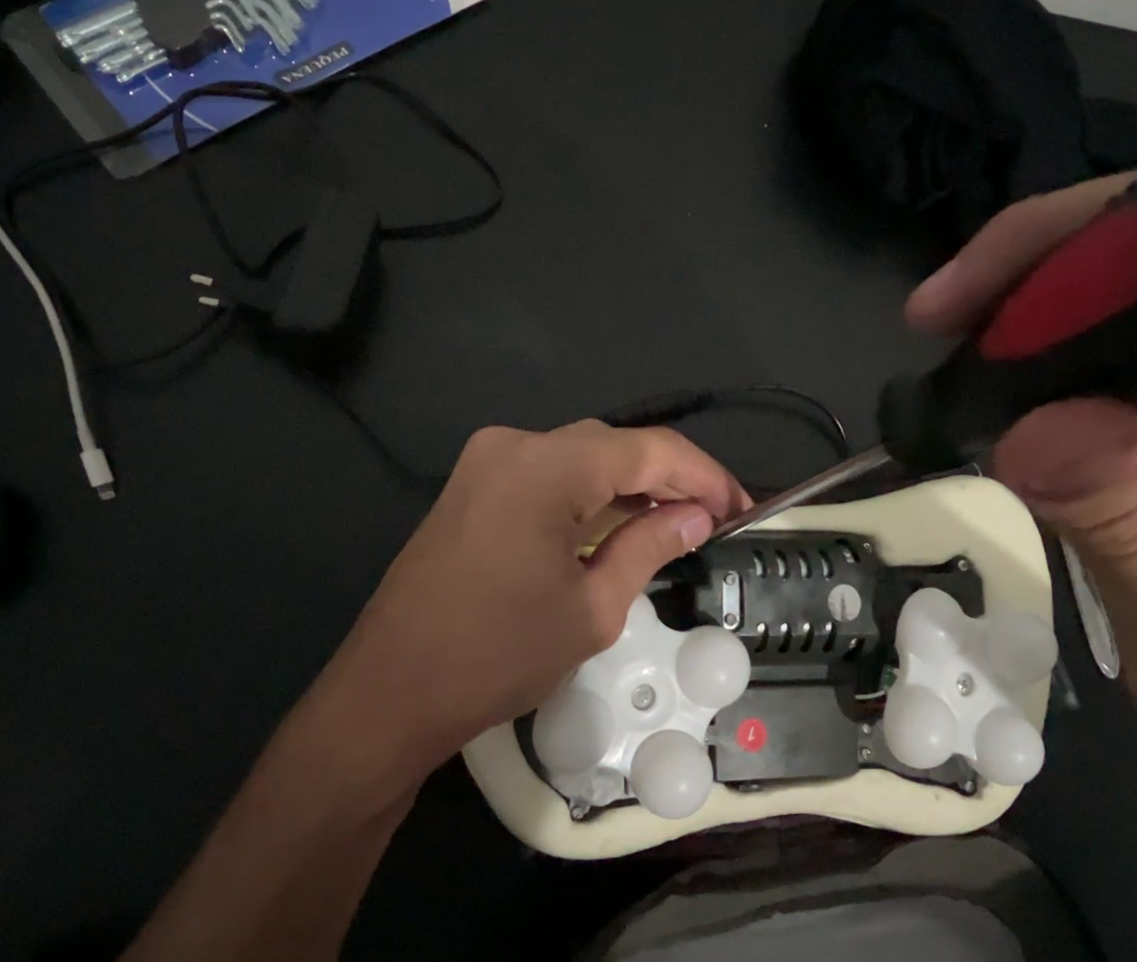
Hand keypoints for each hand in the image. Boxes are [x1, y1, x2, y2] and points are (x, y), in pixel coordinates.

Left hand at [338, 421, 748, 760]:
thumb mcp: (593, 609)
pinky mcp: (473, 486)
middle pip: (612, 446)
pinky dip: (589, 498)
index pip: (648, 449)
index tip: (744, 507)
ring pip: (580, 459)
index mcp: (546, 466)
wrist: (392, 691)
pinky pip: (547, 477)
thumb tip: (697, 516)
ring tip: (681, 524)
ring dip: (630, 488)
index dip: (704, 475)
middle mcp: (514, 444)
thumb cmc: (498, 656)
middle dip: (670, 480)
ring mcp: (487, 463)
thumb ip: (650, 546)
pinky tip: (622, 525)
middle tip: (717, 518)